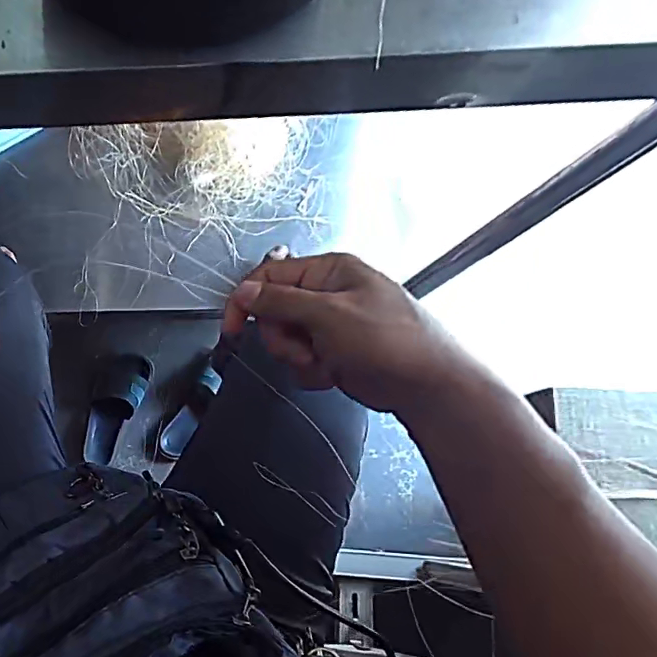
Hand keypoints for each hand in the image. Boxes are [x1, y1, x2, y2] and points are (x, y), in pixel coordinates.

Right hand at [221, 252, 478, 414]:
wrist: (425, 384)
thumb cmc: (389, 340)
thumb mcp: (328, 315)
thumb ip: (280, 302)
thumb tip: (245, 292)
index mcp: (328, 272)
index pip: (269, 277)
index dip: (245, 303)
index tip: (231, 329)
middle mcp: (328, 294)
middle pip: (274, 314)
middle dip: (283, 339)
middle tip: (306, 348)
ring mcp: (331, 325)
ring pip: (287, 342)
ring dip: (300, 359)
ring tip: (327, 362)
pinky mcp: (335, 351)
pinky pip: (303, 361)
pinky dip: (313, 371)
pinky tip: (336, 373)